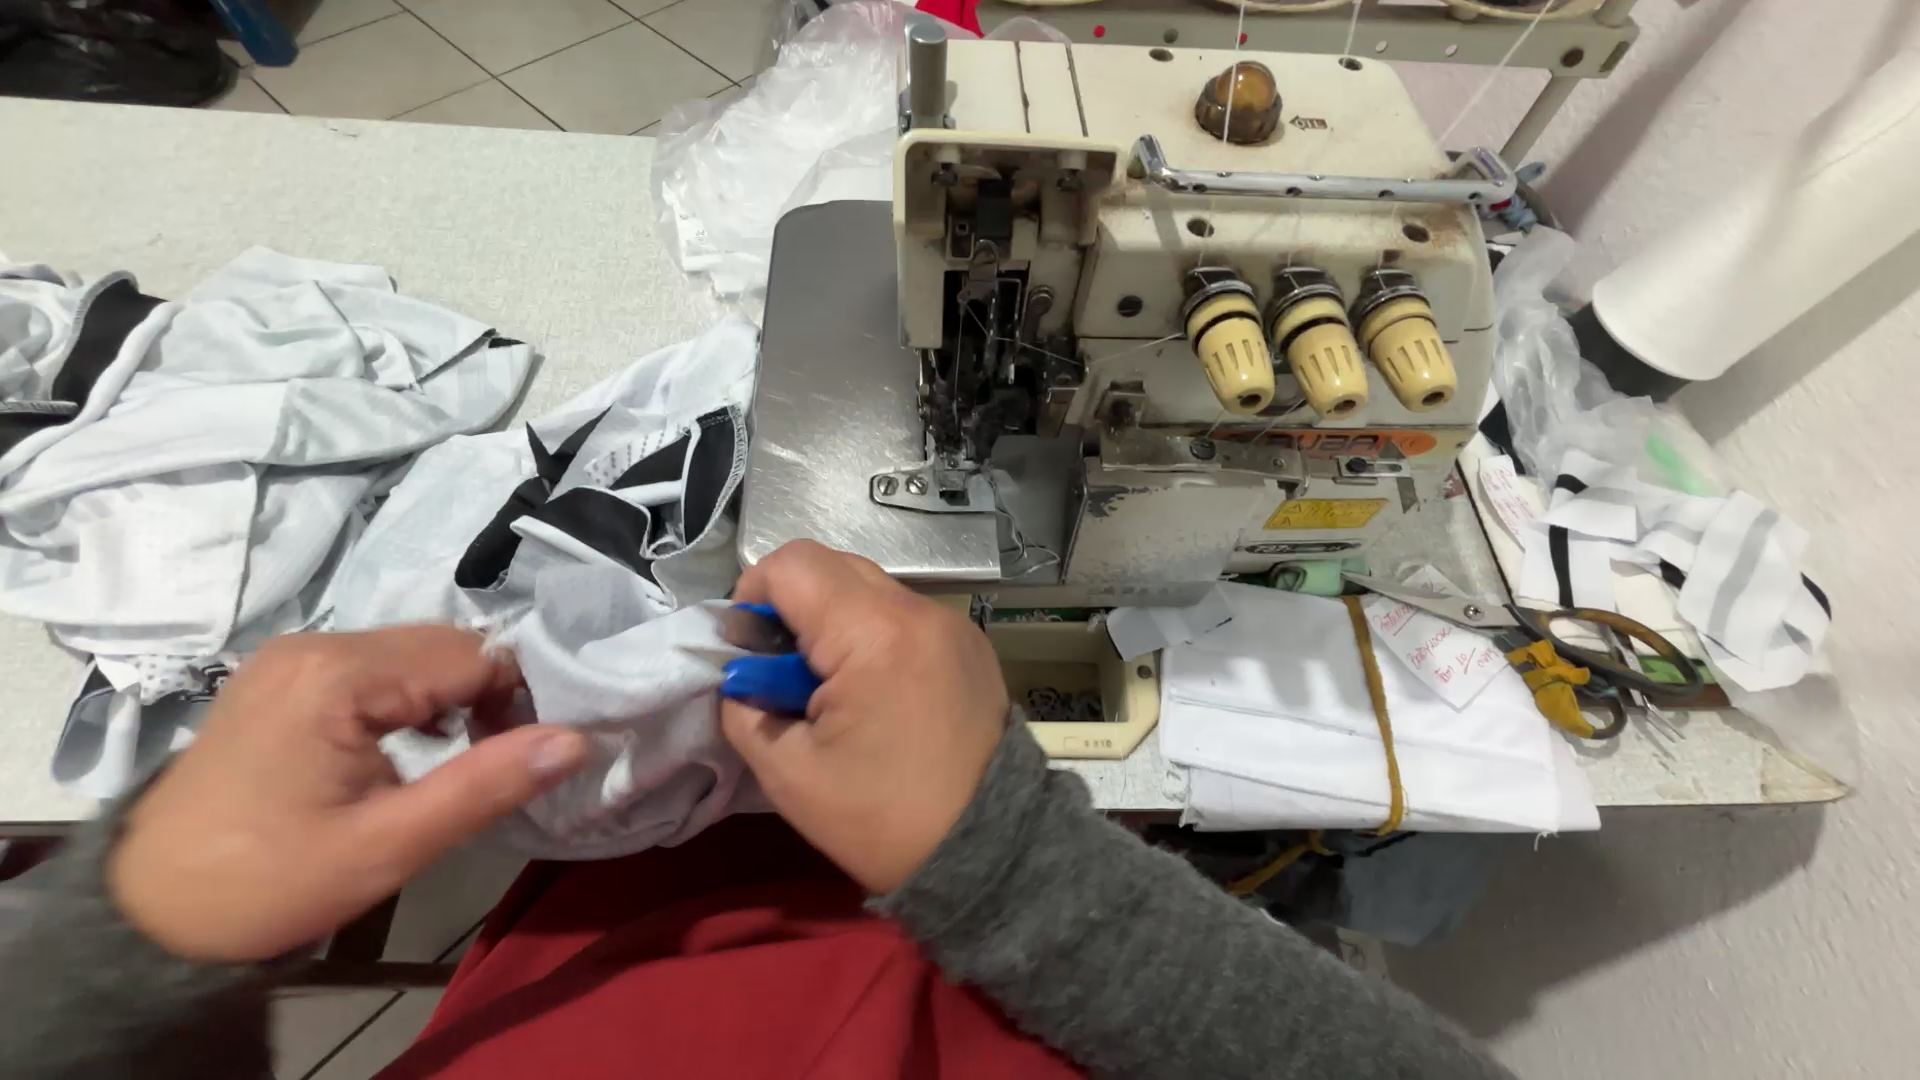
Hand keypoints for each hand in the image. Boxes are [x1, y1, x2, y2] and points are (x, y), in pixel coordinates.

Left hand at [108, 627, 588, 962]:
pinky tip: (415, 735)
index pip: (474, 657)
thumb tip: (578, 739)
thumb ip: (488, 784)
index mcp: (339, 676)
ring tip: (458, 749)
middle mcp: (318, 644)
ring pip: (423, 650)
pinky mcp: (290, 671)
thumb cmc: (271, 882)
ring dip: (456, 692)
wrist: (143, 917)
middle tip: (492, 757)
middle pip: (450, 646)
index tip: (519, 755)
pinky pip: (386, 661)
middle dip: (488, 693)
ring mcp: (298, 653)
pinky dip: (418, 692)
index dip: (516, 700)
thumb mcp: (390, 845)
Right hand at [720, 540, 1008, 893]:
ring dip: (836, 620)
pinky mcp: (970, 641)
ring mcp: (952, 622)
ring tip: (833, 686)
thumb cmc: (882, 817)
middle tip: (785, 672)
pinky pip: (905, 613)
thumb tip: (740, 670)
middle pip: (833, 566)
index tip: (749, 650)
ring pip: (870, 587)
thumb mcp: (788, 772)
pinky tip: (879, 690)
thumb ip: (744, 704)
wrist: (988, 847)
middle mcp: (918, 610)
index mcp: (872, 633)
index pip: (792, 563)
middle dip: (793, 606)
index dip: (752, 595)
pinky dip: (876, 633)